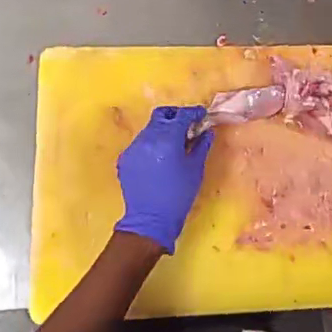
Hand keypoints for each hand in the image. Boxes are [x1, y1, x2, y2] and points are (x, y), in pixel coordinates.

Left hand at [116, 105, 213, 253]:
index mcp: (166, 139)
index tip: (201, 116)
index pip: (181, 116)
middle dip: (175, 116)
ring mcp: (133, 148)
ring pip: (149, 129)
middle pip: (161, 116)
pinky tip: (159, 158)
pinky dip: (151, 144)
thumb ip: (200, 146)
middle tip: (187, 126)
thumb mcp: (195, 170)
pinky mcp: (125, 158)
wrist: (150, 219)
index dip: (193, 113)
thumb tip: (206, 132)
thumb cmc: (178, 195)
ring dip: (162, 130)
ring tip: (174, 144)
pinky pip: (140, 143)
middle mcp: (147, 138)